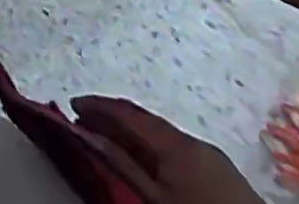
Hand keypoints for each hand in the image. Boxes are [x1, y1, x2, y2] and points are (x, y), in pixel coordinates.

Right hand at [71, 97, 264, 203]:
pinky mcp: (227, 180)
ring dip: (134, 136)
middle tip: (84, 125)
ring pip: (164, 138)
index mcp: (177, 144)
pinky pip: (180, 153)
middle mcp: (196, 143)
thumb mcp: (152, 200)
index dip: (97, 105)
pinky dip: (155, 151)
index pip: (129, 112)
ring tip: (109, 144)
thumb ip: (120, 165)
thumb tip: (88, 134)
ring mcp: (216, 161)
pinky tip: (146, 165)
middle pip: (147, 122)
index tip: (71, 105)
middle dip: (113, 120)